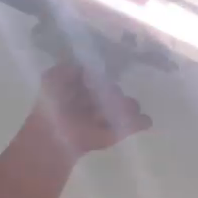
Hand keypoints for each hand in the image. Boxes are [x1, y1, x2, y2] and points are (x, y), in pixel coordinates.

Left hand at [30, 62, 151, 154]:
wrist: (57, 134)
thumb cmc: (52, 106)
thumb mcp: (52, 78)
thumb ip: (68, 67)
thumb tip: (90, 63)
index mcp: (88, 84)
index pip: (103, 73)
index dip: (102, 72)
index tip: (94, 76)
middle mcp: (103, 97)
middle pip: (117, 88)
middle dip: (107, 92)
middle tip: (91, 101)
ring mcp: (116, 113)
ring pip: (132, 103)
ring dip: (120, 108)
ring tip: (103, 117)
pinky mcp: (127, 128)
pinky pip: (144, 120)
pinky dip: (140, 120)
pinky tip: (126, 123)